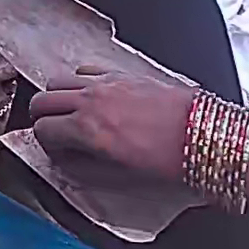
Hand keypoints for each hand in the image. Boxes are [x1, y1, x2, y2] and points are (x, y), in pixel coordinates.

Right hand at [28, 69, 196, 183]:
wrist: (206, 138)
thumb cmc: (169, 162)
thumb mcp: (120, 179)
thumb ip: (83, 170)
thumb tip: (65, 162)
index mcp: (87, 129)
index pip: (42, 129)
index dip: (45, 144)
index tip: (57, 152)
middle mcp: (91, 100)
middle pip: (42, 100)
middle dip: (42, 118)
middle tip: (55, 132)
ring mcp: (105, 83)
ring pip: (58, 80)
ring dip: (57, 97)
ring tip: (71, 113)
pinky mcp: (122, 73)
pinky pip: (85, 69)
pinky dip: (80, 82)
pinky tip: (94, 97)